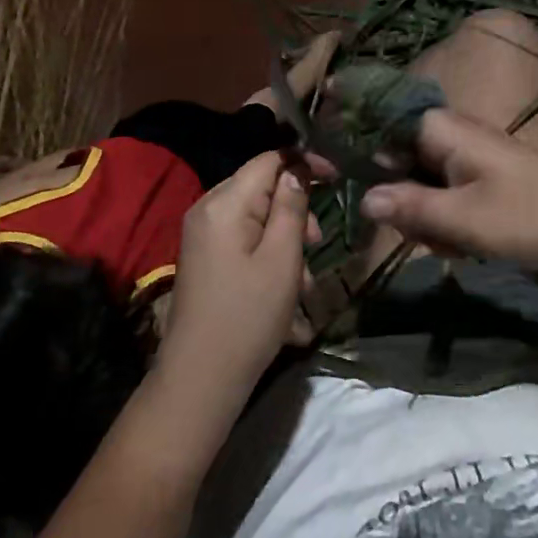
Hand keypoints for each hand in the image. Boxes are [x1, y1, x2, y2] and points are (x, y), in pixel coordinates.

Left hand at [162, 152, 310, 395]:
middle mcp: (206, 208)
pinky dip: (267, 249)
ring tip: (302, 276)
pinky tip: (283, 284)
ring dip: (285, 234)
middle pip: (261, 186)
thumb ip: (291, 207)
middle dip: (295, 207)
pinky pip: (242, 235)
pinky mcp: (203, 255)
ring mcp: (201, 233)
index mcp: (224, 203)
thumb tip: (296, 169)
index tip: (337, 177)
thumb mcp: (282, 258)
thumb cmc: (248, 316)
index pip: (268, 160)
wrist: (201, 377)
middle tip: (317, 242)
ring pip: (255, 213)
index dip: (304, 162)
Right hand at [359, 109, 537, 266]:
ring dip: (430, 218)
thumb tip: (363, 199)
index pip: (383, 126)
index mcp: (442, 130)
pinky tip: (468, 244)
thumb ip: (410, 207)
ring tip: (456, 245)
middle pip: (400, 162)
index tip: (360, 192)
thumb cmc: (527, 217)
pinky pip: (445, 192)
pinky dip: (450, 219)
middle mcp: (451, 134)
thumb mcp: (462, 219)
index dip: (366, 156)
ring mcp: (467, 155)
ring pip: (422, 183)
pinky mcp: (481, 174)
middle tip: (427, 236)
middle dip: (406, 203)